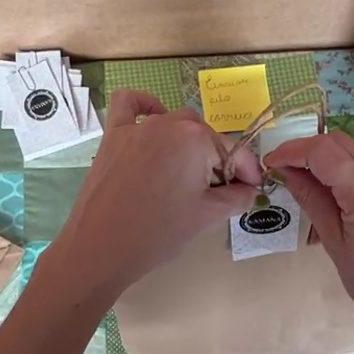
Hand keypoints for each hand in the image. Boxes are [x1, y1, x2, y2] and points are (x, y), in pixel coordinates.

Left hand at [39, 89, 262, 307]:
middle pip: (205, 137)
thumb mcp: (207, 216)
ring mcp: (138, 127)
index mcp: (196, 139)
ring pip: (175, 123)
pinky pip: (129, 105)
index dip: (247, 174)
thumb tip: (249, 190)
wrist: (101, 248)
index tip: (252, 190)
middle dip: (215, 161)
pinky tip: (154, 119)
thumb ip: (236, 197)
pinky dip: (145, 105)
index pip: (233, 152)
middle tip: (215, 194)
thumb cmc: (159, 233)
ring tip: (186, 176)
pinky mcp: (112, 136)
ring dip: (187, 143)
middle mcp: (169, 123)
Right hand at [265, 131, 353, 353]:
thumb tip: (289, 173)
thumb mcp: (335, 246)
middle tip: (288, 169)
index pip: (324, 152)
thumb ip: (313, 200)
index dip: (293, 150)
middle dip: (312, 151)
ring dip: (337, 164)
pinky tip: (352, 202)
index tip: (273, 161)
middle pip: (344, 144)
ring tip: (318, 190)